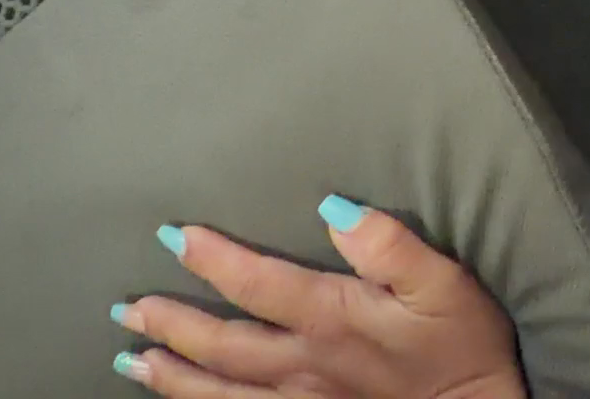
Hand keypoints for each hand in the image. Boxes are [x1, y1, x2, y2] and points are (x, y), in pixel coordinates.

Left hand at [111, 196, 525, 398]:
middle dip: (172, 321)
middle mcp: (304, 363)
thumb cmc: (461, 338)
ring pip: (216, 392)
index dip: (215, 258)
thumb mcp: (442, 279)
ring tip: (131, 357)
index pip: (260, 282)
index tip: (176, 234)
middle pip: (223, 341)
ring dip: (170, 373)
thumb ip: (389, 245)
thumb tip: (335, 208)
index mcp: (333, 318)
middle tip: (129, 305)